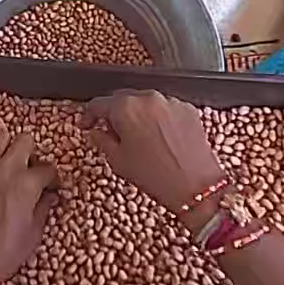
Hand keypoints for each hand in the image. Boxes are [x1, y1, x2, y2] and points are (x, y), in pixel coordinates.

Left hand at [0, 127, 57, 282]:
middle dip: (31, 153)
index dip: (53, 178)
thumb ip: (43, 208)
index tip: (51, 187)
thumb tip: (49, 196)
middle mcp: (6, 168)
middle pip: (25, 140)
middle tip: (29, 170)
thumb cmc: (2, 252)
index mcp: (27, 183)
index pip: (48, 168)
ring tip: (7, 162)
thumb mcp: (33, 233)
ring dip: (7, 146)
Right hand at [83, 90, 224, 223]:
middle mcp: (148, 98)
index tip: (87, 124)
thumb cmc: (156, 176)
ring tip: (138, 138)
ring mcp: (170, 101)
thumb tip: (95, 132)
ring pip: (145, 102)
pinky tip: (158, 137)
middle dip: (114, 113)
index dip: (89, 115)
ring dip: (137, 114)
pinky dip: (158, 118)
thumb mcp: (118, 161)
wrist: (196, 185)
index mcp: (125, 108)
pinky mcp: (187, 108)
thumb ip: (102, 140)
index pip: (98, 104)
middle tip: (110, 132)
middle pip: (122, 98)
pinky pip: (165, 108)